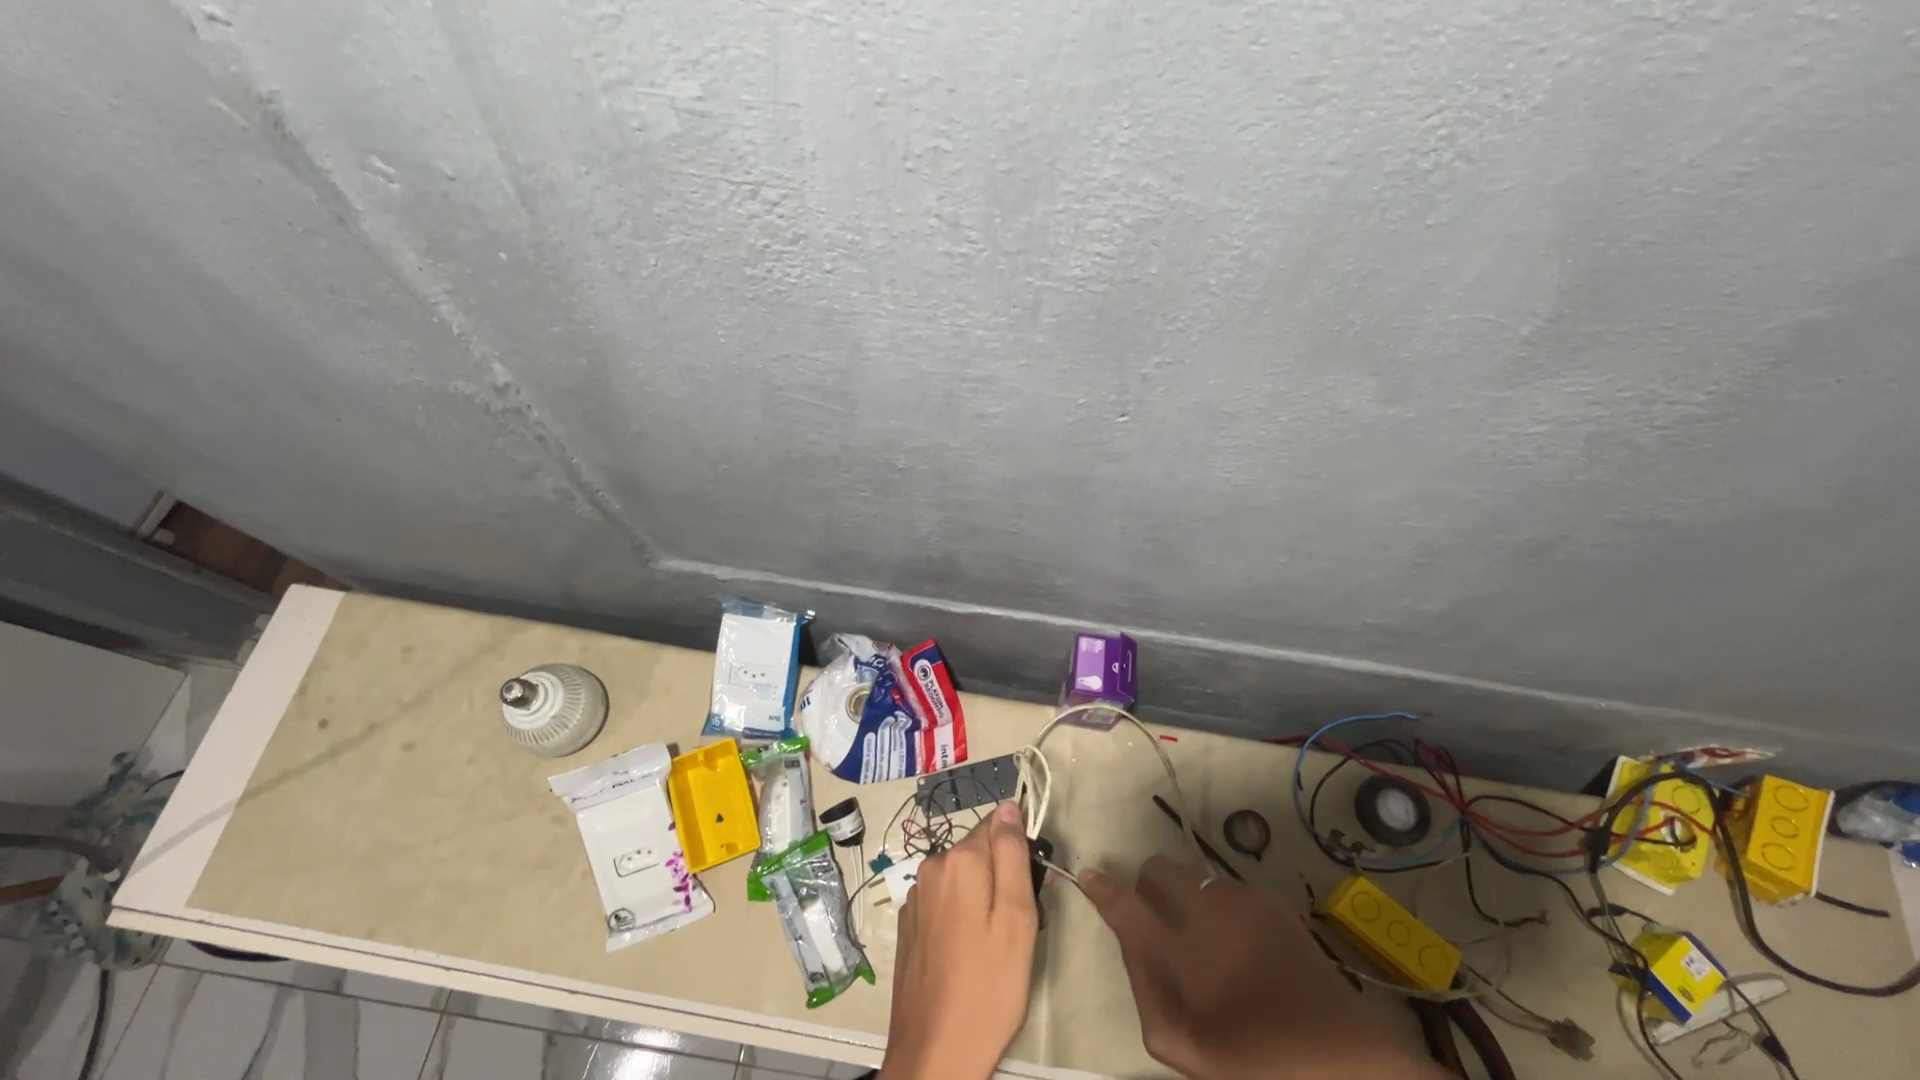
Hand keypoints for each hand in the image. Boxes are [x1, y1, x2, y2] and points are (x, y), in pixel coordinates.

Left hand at [880, 801, 1037, 1079]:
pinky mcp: (910, 926)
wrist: (936, 1050)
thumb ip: (1012, 855)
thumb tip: (1009, 806)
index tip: (1033, 890)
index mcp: (958, 861)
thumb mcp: (1016, 918)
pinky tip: (974, 956)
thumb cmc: (989, 986)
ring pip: (964, 880)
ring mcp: (916, 899)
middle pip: (980, 854)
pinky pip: (947, 903)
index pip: (997, 826)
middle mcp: (930, 869)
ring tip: (1000, 947)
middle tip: (1022, 926)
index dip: (1021, 853)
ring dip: (985, 898)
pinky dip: (964, 917)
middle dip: (1004, 877)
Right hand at [1082, 857, 1444, 1079]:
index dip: (1102, 887)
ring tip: (1207, 943)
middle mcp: (1207, 912)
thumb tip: (1132, 944)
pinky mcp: (1274, 902)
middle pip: (1158, 869)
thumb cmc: (1255, 1064)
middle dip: (1147, 887)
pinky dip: (1220, 905)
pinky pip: (1228, 887)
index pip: (1126, 903)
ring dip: (1187, 896)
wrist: (1343, 1059)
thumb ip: (1145, 990)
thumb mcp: (1181, 1047)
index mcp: (1180, 954)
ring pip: (1194, 874)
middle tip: (1158, 924)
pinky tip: (1240, 945)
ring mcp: (1244, 901)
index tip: (1090, 876)